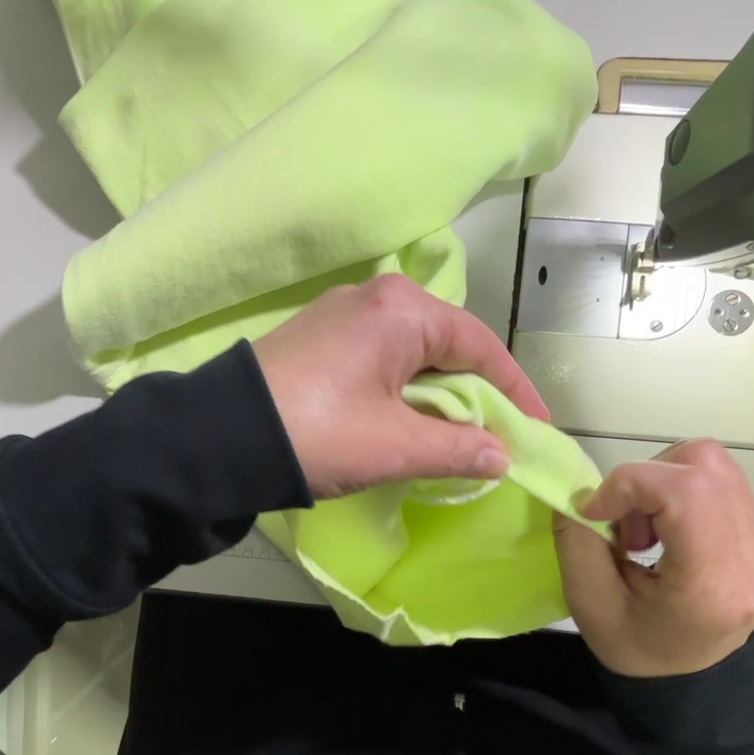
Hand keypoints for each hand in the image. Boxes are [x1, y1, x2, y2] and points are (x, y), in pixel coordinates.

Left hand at [253, 275, 549, 499]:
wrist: (218, 439)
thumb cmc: (317, 434)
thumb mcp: (395, 447)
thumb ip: (458, 448)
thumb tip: (501, 456)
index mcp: (401, 310)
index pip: (480, 345)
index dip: (514, 391)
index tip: (536, 429)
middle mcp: (373, 298)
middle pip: (446, 345)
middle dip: (474, 393)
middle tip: (495, 437)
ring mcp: (340, 315)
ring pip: (411, 354)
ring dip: (435, 395)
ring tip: (454, 438)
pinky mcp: (315, 339)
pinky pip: (378, 359)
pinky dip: (400, 391)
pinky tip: (404, 421)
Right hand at [554, 439, 753, 677]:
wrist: (687, 677)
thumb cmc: (633, 644)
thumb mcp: (587, 600)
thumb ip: (576, 539)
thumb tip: (580, 491)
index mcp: (713, 582)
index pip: (684, 489)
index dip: (628, 483)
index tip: (593, 512)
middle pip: (701, 465)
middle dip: (644, 480)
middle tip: (621, 524)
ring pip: (711, 466)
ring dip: (663, 485)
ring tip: (645, 532)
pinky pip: (722, 484)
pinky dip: (682, 495)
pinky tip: (668, 535)